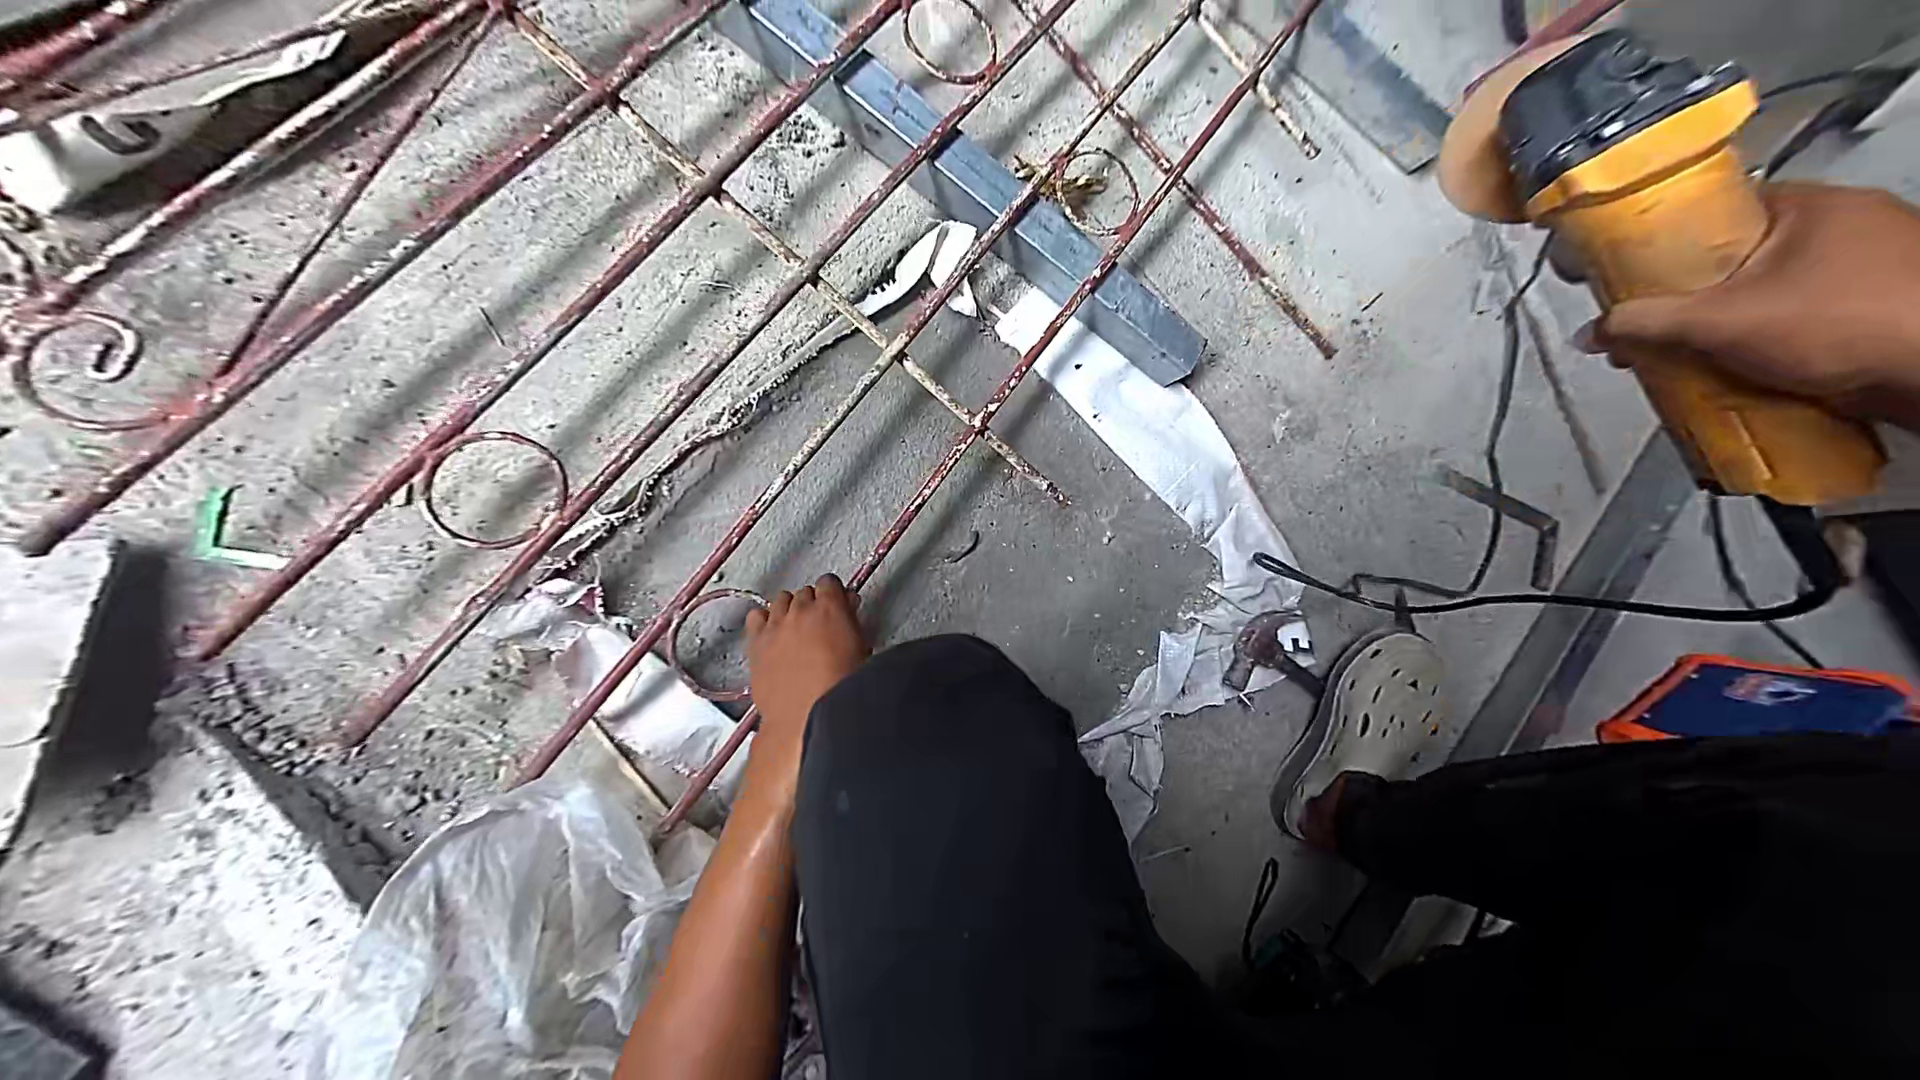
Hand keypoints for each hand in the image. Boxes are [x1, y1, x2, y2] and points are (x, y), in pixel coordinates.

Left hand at [740, 574, 869, 798]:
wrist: (806, 717)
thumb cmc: (837, 690)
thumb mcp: (860, 650)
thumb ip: (851, 622)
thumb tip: (848, 611)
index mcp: (830, 608)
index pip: (830, 583)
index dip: (834, 594)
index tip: (838, 603)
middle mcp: (800, 611)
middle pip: (805, 592)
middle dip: (813, 603)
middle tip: (820, 620)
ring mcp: (775, 625)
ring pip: (780, 601)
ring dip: (789, 609)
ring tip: (797, 627)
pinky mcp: (757, 643)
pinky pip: (756, 617)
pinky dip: (764, 620)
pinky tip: (772, 632)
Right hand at [1588, 183, 1919, 431]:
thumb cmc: (1838, 323)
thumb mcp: (1717, 323)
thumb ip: (1643, 323)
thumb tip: (1589, 333)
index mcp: (1813, 206)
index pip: (1717, 210)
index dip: (1664, 240)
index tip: (1626, 275)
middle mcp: (1844, 223)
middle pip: (1732, 256)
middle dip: (1682, 295)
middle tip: (1645, 327)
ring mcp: (1866, 263)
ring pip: (1758, 288)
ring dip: (1714, 320)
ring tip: (1678, 351)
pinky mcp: (1873, 303)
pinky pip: (1789, 313)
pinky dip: (1752, 335)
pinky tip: (1728, 360)